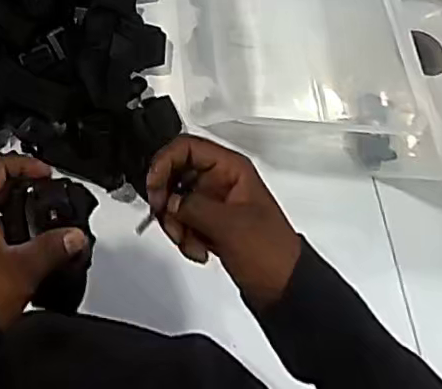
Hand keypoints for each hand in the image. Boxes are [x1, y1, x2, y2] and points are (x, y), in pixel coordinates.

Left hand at [0, 155, 89, 328]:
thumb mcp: (23, 267)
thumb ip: (53, 247)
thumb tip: (74, 236)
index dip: (26, 164)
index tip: (46, 172)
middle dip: (24, 183)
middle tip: (46, 188)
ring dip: (17, 203)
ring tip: (41, 212)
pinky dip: (10, 221)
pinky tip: (27, 239)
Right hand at [146, 135, 302, 306]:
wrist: (287, 293)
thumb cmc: (272, 254)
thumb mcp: (230, 225)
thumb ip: (193, 206)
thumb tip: (170, 201)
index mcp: (230, 168)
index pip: (186, 147)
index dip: (165, 161)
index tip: (154, 185)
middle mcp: (219, 179)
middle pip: (176, 172)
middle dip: (167, 197)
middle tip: (164, 215)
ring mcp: (214, 202)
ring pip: (175, 198)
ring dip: (174, 221)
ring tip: (187, 242)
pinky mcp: (210, 223)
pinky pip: (182, 219)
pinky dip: (182, 235)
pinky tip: (196, 250)